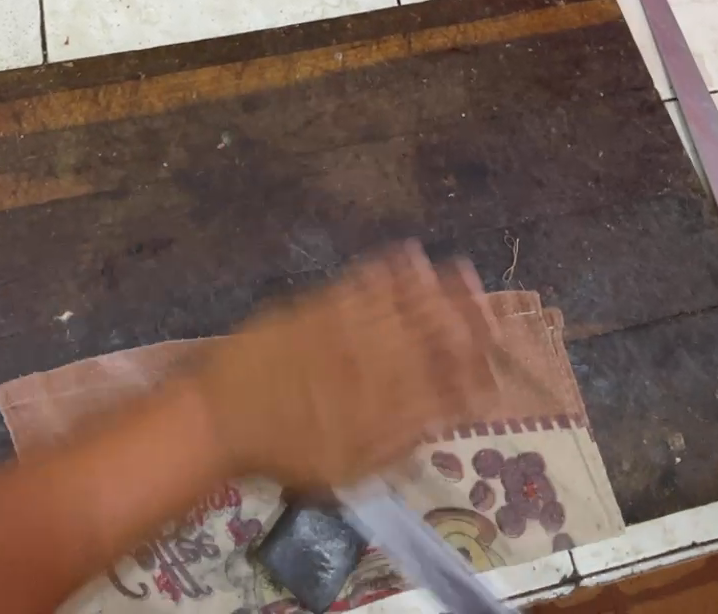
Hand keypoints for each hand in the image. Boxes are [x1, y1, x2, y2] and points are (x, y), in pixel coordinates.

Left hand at [191, 240, 500, 487]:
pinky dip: (389, 268)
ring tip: (463, 271)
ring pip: (401, 305)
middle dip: (465, 320)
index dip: (474, 371)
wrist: (223, 417)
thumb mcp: (350, 465)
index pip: (444, 385)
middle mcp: (372, 364)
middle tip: (491, 307)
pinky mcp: (321, 305)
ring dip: (436, 288)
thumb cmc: (285, 450)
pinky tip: (408, 253)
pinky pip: (363, 282)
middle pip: (430, 337)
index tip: (494, 363)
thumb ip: (400, 438)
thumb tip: (443, 415)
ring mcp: (346, 329)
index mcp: (385, 407)